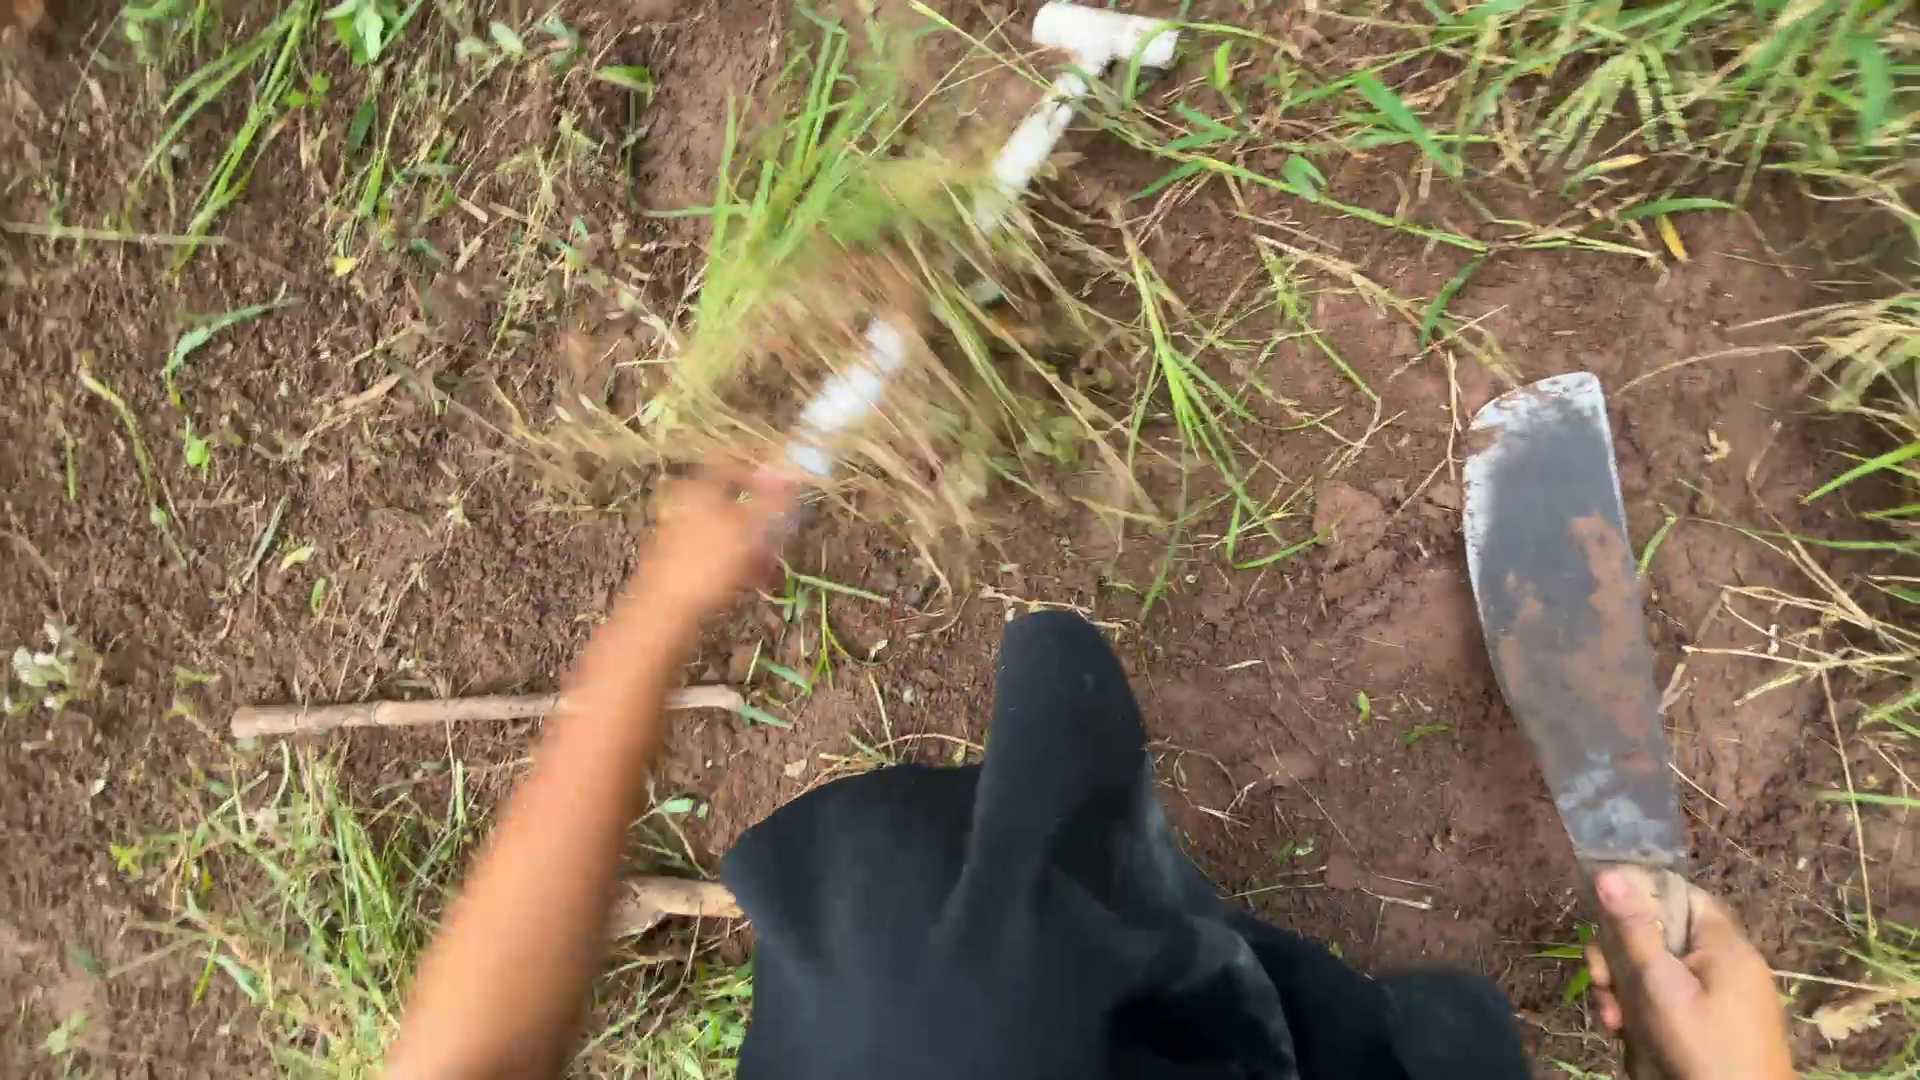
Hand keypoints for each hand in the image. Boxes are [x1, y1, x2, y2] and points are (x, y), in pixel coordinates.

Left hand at [627, 466, 798, 621]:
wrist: (663, 610)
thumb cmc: (709, 563)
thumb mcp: (750, 527)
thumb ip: (774, 498)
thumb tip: (791, 474)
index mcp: (699, 488)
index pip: (736, 471)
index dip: (764, 481)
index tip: (786, 497)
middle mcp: (685, 505)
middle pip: (734, 504)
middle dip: (762, 522)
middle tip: (780, 537)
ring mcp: (679, 534)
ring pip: (727, 532)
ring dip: (754, 547)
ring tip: (770, 567)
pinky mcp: (678, 561)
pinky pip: (715, 554)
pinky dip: (736, 563)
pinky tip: (752, 581)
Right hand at [1585, 869, 1793, 1079]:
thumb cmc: (1702, 1045)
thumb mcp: (1659, 983)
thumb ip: (1634, 928)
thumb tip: (1608, 872)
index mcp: (1727, 949)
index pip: (1684, 894)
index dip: (1643, 891)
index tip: (1604, 905)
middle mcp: (1726, 965)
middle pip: (1659, 931)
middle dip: (1618, 950)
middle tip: (1600, 975)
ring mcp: (1718, 994)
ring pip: (1653, 963)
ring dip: (1621, 981)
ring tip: (1611, 1009)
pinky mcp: (1708, 1016)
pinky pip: (1664, 991)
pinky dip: (1638, 1002)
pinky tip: (1622, 1023)